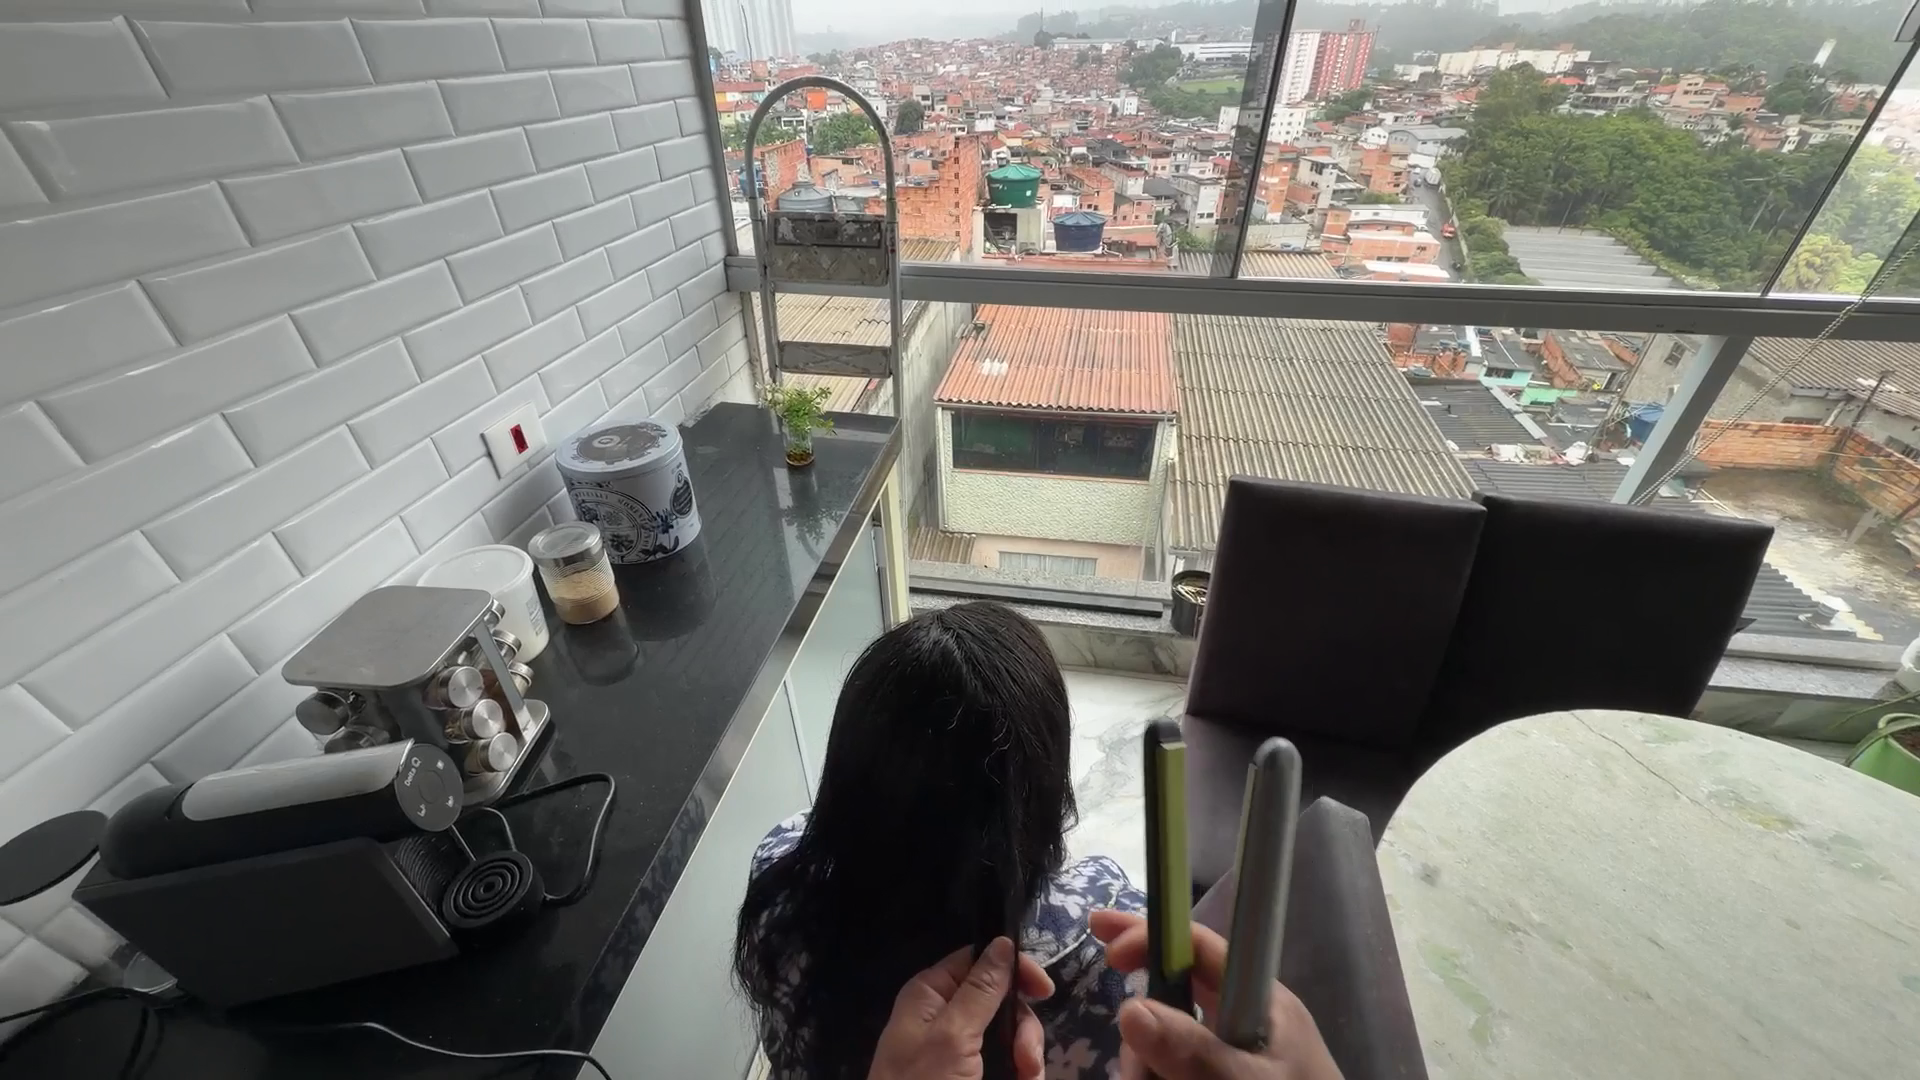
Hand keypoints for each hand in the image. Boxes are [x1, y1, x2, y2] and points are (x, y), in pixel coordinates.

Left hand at [867, 936, 1053, 1079]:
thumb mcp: (952, 1037)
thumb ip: (981, 989)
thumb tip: (1002, 942)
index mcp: (931, 995)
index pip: (977, 959)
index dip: (1011, 968)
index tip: (1043, 990)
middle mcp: (945, 1017)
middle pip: (1000, 1001)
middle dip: (1021, 1027)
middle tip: (1027, 1058)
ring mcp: (959, 1053)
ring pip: (1009, 1037)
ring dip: (1025, 1057)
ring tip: (1026, 1079)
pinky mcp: (973, 1079)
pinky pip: (1007, 1066)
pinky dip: (1021, 1077)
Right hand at [1089, 911, 1341, 1079]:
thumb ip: (1193, 1052)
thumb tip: (1128, 1009)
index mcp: (1257, 996)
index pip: (1196, 942)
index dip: (1149, 933)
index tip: (1104, 943)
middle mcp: (1241, 1015)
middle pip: (1174, 987)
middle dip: (1139, 1006)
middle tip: (1113, 1008)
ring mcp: (1230, 1052)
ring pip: (1166, 1034)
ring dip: (1145, 1061)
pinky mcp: (1220, 1077)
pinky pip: (1173, 1066)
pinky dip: (1156, 1076)